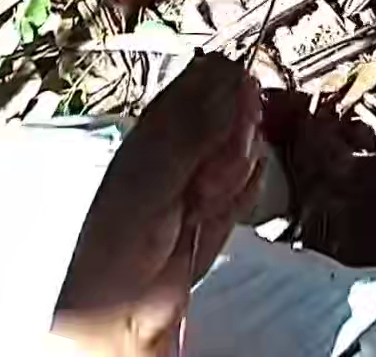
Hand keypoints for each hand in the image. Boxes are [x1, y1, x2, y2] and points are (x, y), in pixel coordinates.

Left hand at [52, 54, 263, 356]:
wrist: (126, 303)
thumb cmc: (121, 229)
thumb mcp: (153, 170)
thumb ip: (195, 126)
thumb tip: (235, 81)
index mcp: (166, 112)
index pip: (214, 72)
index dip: (233, 89)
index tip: (238, 115)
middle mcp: (192, 131)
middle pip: (240, 107)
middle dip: (235, 141)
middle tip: (209, 173)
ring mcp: (212, 162)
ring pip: (251, 145)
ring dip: (233, 176)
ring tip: (201, 201)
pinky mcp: (229, 196)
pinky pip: (255, 181)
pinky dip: (241, 198)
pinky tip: (213, 214)